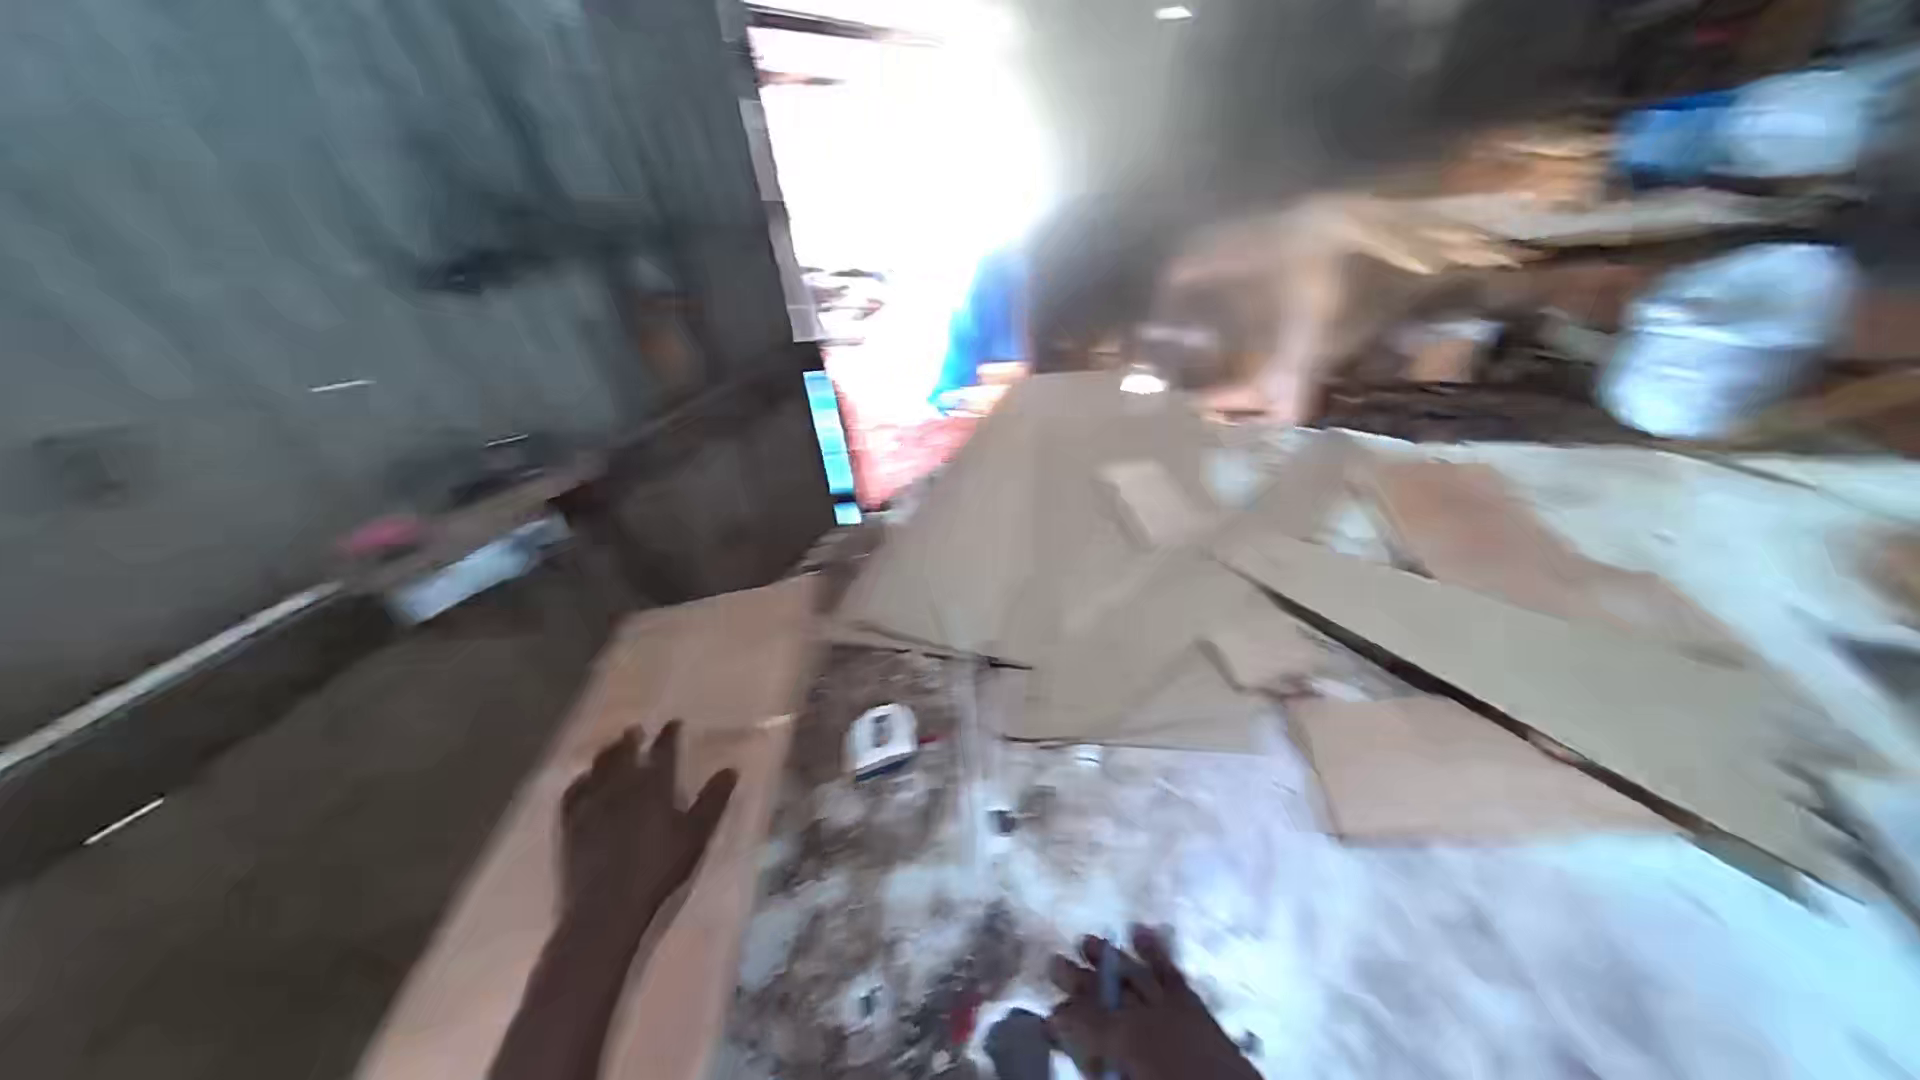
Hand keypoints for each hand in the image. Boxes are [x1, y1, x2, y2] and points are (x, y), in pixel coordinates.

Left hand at [558, 722, 735, 935]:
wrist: (606, 907)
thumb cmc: (659, 869)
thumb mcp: (696, 835)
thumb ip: (713, 801)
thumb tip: (731, 769)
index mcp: (654, 786)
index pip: (663, 751)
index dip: (669, 735)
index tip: (674, 723)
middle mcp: (621, 786)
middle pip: (625, 753)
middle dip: (631, 739)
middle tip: (635, 729)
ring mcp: (591, 804)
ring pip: (598, 768)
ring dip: (607, 753)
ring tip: (611, 747)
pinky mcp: (570, 825)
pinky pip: (573, 792)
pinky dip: (580, 780)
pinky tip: (582, 780)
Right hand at [1047, 926, 1259, 1079]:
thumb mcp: (1126, 1074)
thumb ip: (1101, 1062)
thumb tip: (1077, 1046)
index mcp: (1123, 1038)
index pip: (1081, 1020)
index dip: (1062, 1017)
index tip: (1047, 1016)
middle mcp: (1141, 1015)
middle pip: (1102, 991)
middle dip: (1076, 978)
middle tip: (1052, 963)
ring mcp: (1169, 1007)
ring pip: (1131, 973)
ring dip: (1108, 957)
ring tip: (1086, 940)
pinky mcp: (1192, 1006)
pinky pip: (1170, 971)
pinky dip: (1154, 950)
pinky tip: (1138, 929)